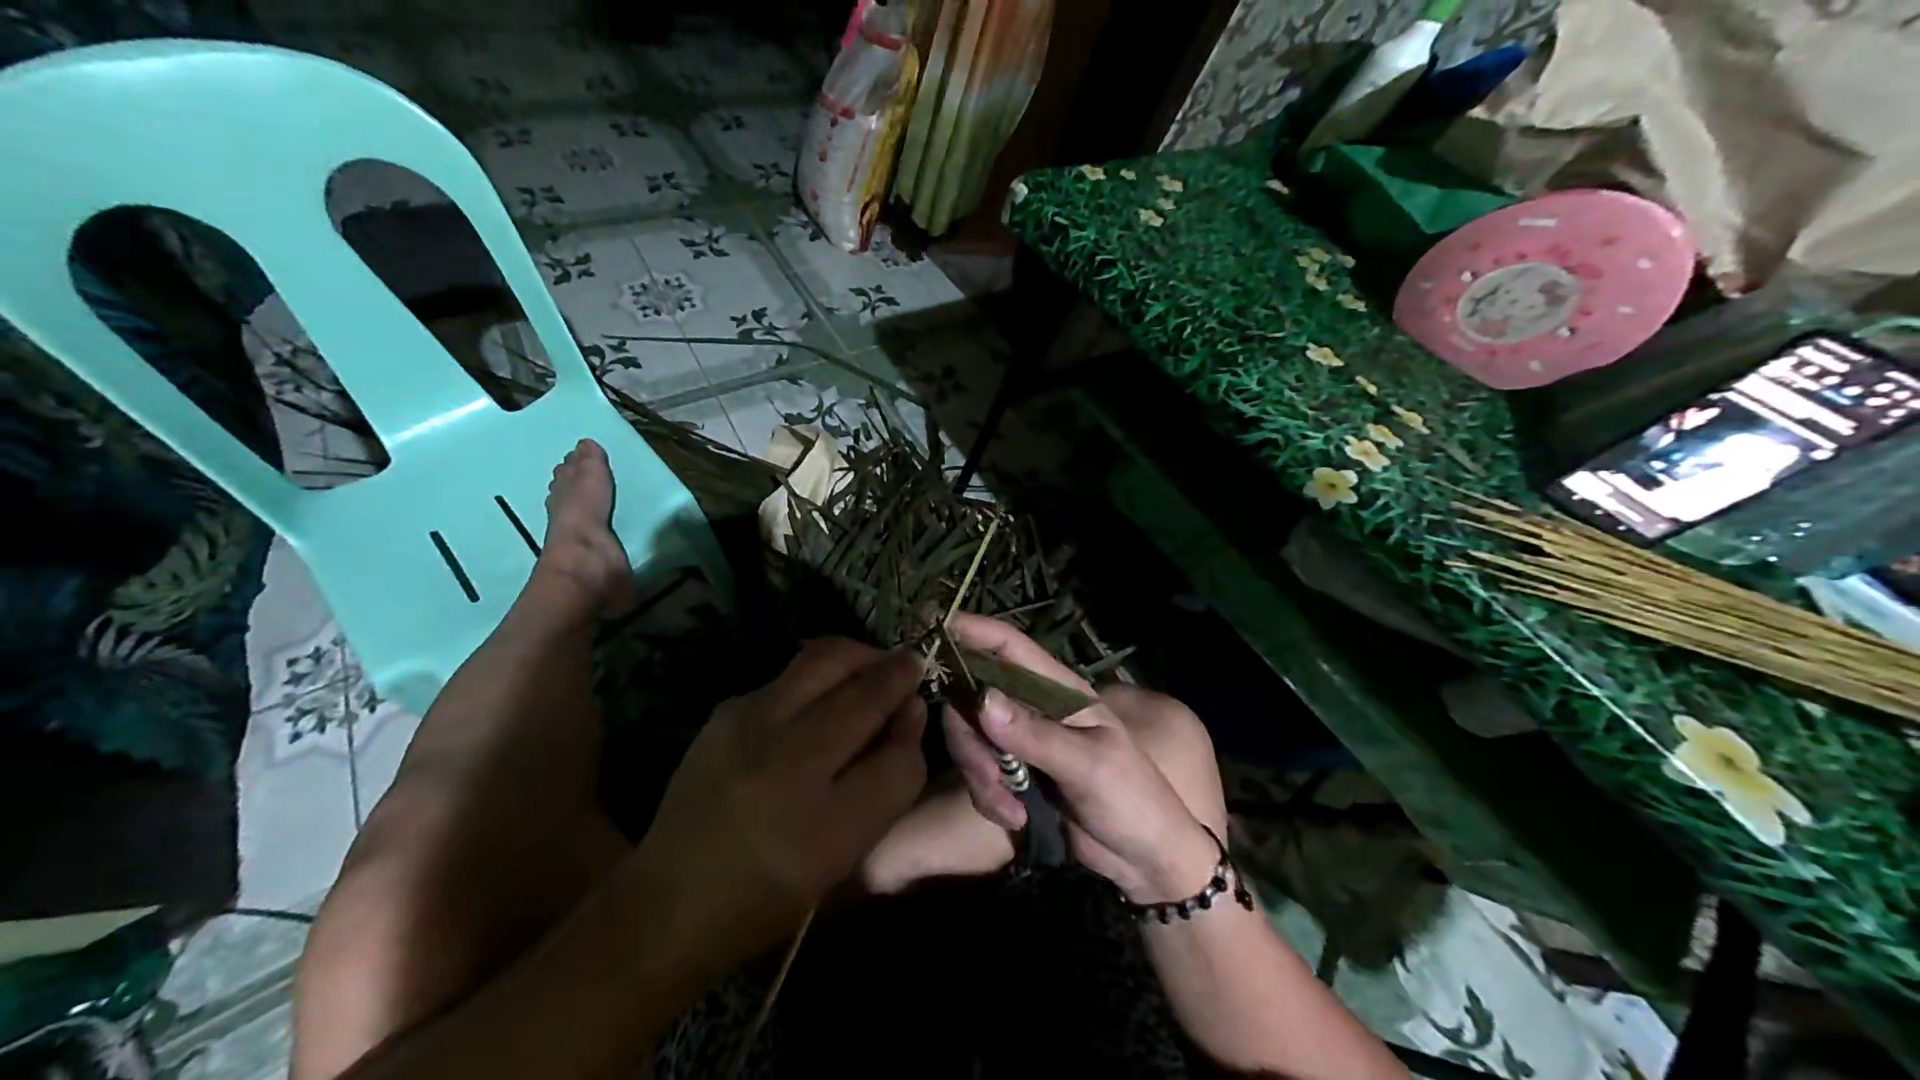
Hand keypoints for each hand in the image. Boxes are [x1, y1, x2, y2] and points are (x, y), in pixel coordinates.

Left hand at [631, 639, 927, 967]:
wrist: (668, 901)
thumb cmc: (768, 895)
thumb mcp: (844, 858)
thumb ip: (886, 785)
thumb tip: (910, 713)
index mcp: (824, 826)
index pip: (898, 759)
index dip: (915, 726)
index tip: (918, 704)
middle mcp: (787, 763)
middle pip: (862, 692)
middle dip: (896, 671)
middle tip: (909, 665)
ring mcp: (749, 726)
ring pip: (825, 659)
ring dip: (859, 658)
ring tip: (873, 667)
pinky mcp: (726, 710)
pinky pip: (790, 673)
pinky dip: (821, 673)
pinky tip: (825, 692)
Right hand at [942, 614, 1220, 904]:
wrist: (1145, 858)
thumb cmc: (1132, 799)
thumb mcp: (1088, 765)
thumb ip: (1034, 734)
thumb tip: (981, 700)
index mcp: (1058, 691)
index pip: (1008, 646)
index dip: (971, 630)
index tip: (930, 622)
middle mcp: (1033, 708)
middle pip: (973, 699)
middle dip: (971, 740)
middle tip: (990, 776)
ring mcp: (1021, 741)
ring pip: (970, 740)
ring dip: (981, 777)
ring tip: (1012, 810)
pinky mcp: (1014, 775)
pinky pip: (978, 775)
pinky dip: (988, 798)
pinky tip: (1016, 820)